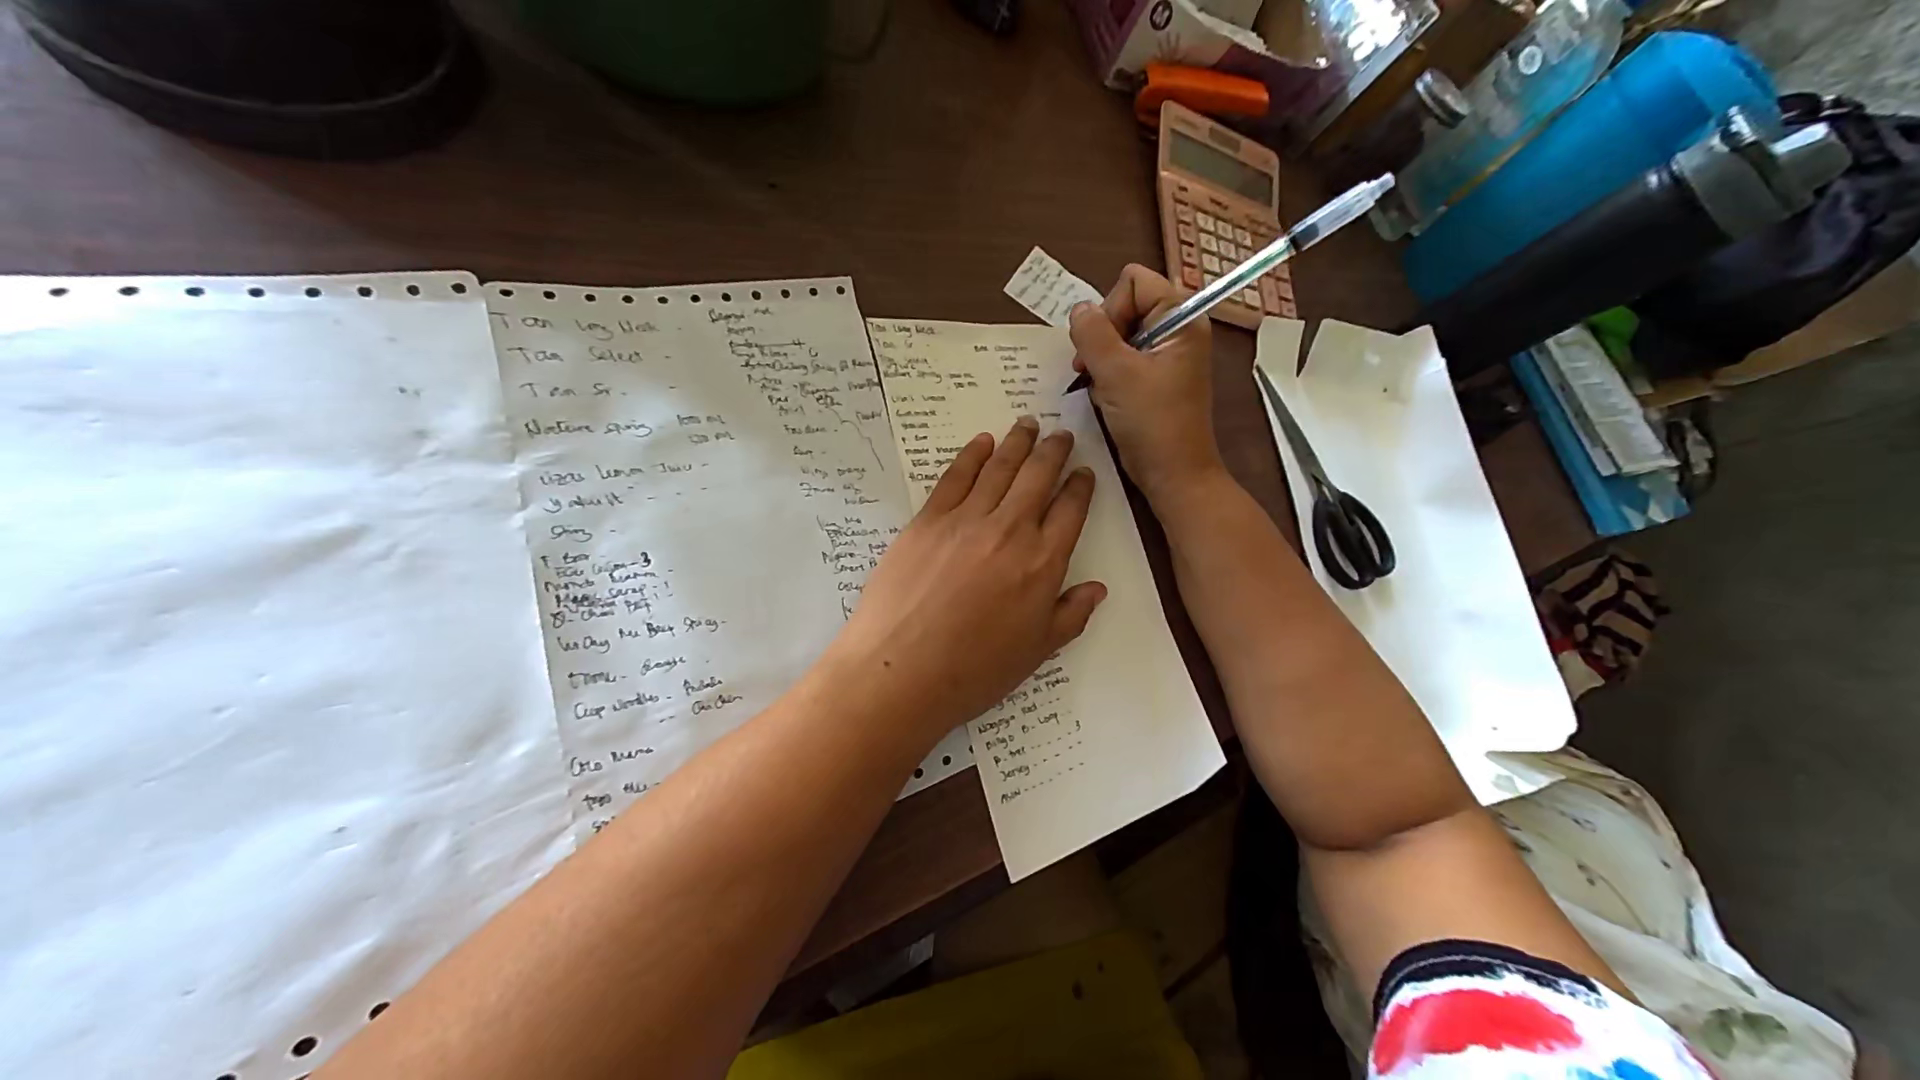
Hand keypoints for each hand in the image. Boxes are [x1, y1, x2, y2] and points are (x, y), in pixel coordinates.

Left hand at [822, 417, 1105, 740]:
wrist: (901, 670)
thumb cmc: (974, 671)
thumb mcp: (1035, 652)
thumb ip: (1070, 615)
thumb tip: (1097, 588)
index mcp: (1043, 564)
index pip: (1070, 511)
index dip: (1080, 487)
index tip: (1084, 472)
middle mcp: (1010, 531)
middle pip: (1038, 478)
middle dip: (1053, 452)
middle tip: (1061, 434)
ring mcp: (965, 521)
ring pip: (999, 469)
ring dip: (1017, 444)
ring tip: (1027, 425)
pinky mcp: (927, 521)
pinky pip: (954, 478)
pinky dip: (972, 456)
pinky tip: (982, 442)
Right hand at [1069, 264, 1225, 500]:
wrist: (1172, 473)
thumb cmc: (1152, 423)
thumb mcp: (1116, 373)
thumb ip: (1092, 334)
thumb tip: (1078, 309)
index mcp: (1180, 319)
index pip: (1134, 282)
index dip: (1110, 308)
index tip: (1104, 346)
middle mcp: (1175, 330)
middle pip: (1124, 305)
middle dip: (1101, 335)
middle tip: (1091, 368)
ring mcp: (1164, 355)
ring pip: (1117, 335)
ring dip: (1100, 358)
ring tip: (1098, 385)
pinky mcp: (1152, 378)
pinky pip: (1120, 359)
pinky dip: (1106, 374)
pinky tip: (1104, 395)